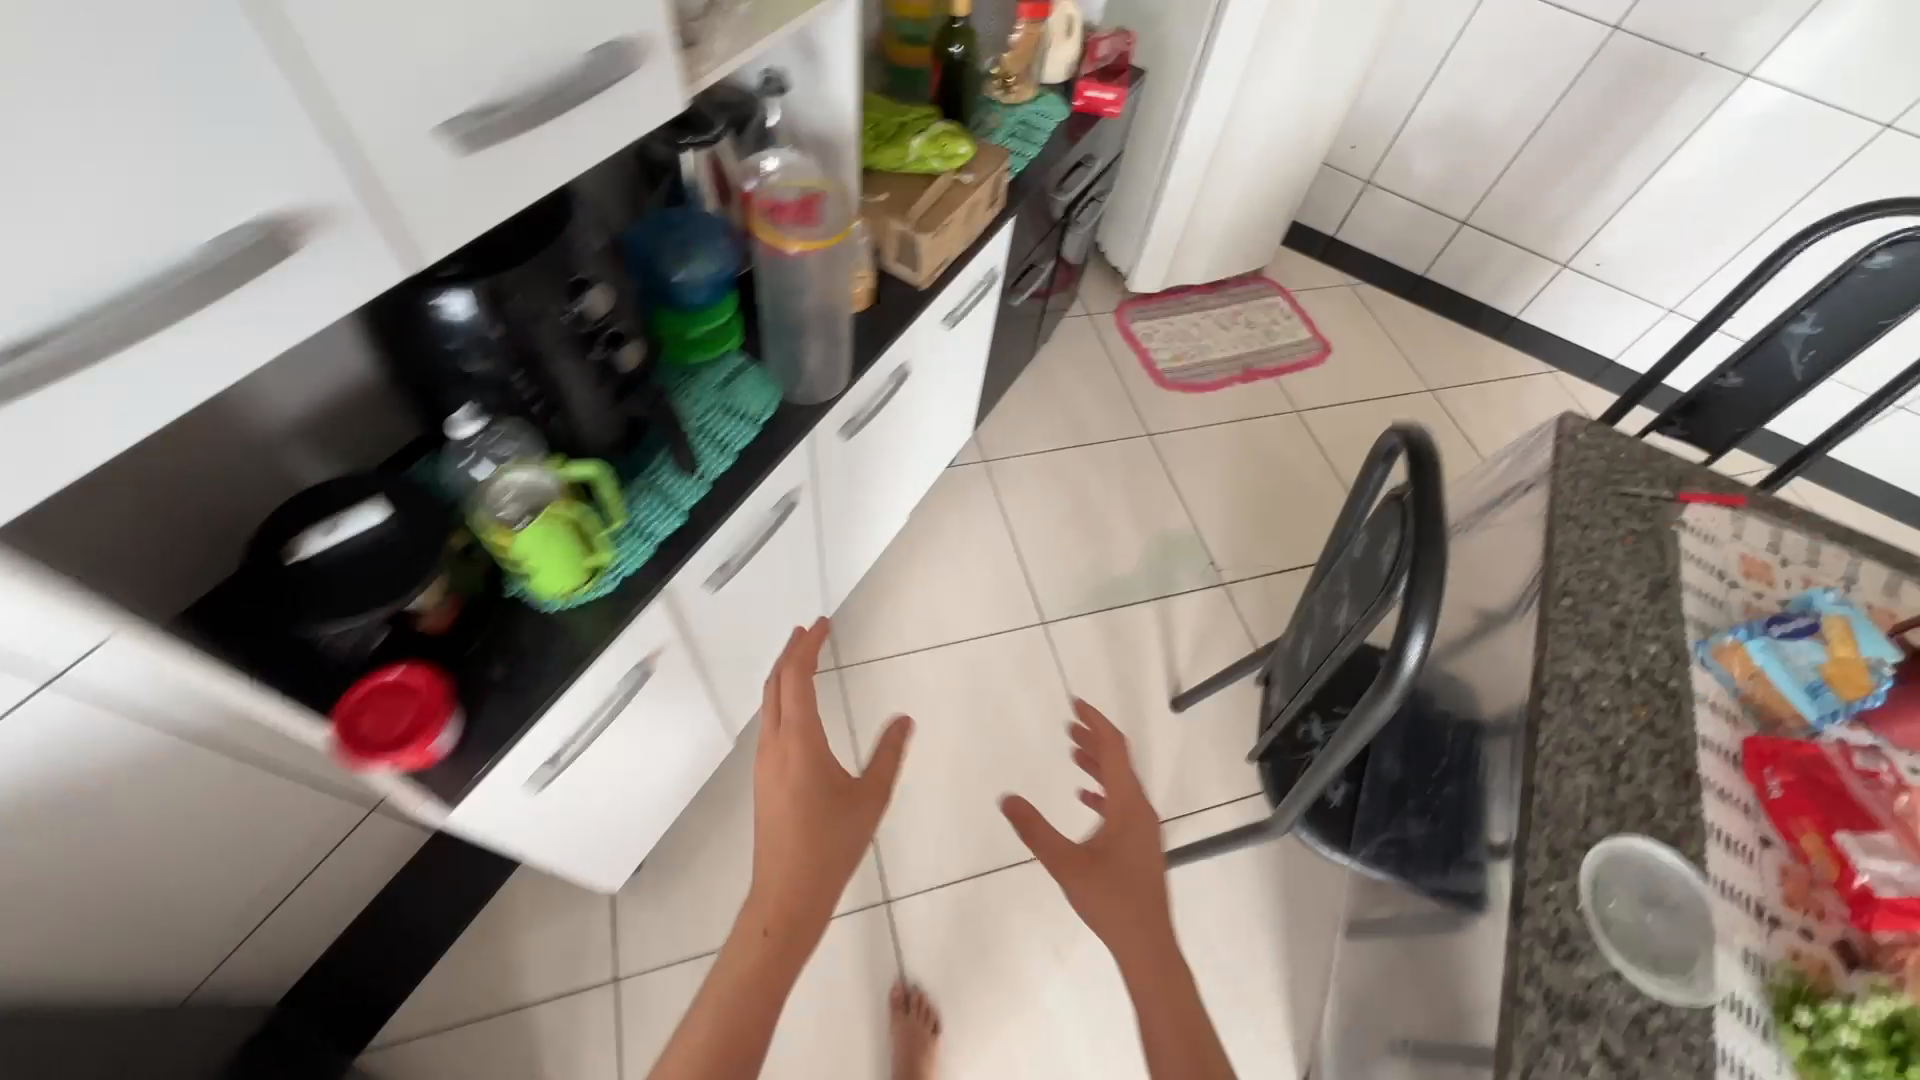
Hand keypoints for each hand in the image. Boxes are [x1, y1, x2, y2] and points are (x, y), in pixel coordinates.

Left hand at [749, 618, 912, 933]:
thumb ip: (889, 753)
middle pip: (776, 684)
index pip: (797, 677)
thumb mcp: (872, 797)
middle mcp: (775, 744)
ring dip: (784, 674)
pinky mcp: (763, 778)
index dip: (808, 645)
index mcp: (800, 741)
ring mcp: (764, 762)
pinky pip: (769, 722)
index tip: (822, 623)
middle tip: (811, 629)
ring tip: (803, 657)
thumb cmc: (832, 845)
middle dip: (791, 652)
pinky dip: (782, 698)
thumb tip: (905, 719)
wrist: (787, 894)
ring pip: (769, 703)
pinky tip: (796, 707)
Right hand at [1001, 699, 1174, 964]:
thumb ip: (1034, 829)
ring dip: (1098, 763)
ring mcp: (1144, 828)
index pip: (1114, 749)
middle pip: (1119, 761)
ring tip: (1073, 750)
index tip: (1077, 704)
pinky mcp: (1141, 844)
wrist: (1147, 944)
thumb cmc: (1110, 901)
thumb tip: (1006, 798)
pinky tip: (1084, 796)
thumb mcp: (1065, 864)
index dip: (1095, 723)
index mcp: (1127, 805)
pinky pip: (1123, 803)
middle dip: (1094, 738)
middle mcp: (1140, 809)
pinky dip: (1103, 790)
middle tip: (1070, 721)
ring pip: (1121, 782)